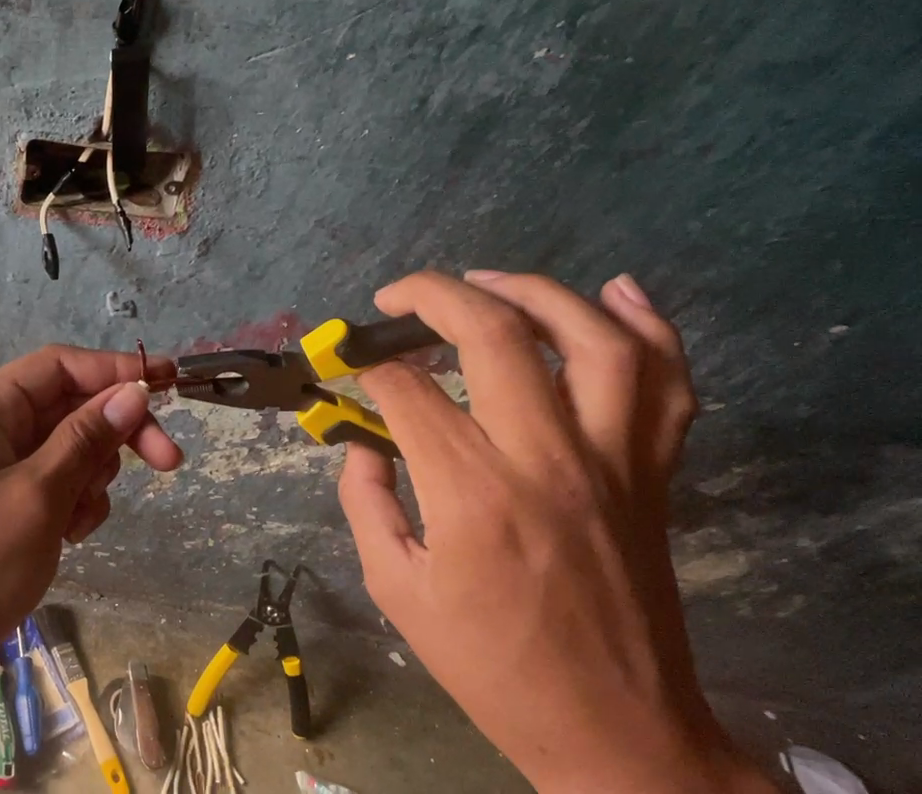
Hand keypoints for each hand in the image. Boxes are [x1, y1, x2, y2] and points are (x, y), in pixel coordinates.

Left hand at [0, 346, 182, 693]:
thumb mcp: (39, 495)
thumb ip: (87, 438)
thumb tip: (134, 391)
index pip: (58, 365)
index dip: (114, 369)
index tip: (171, 382)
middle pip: (69, 405)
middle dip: (115, 432)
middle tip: (169, 463)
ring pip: (69, 447)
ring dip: (92, 477)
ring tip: (78, 520)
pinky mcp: (4, 503)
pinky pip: (56, 483)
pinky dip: (74, 503)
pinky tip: (68, 537)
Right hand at [338, 270, 772, 793]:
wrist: (617, 730)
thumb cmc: (491, 664)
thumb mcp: (396, 589)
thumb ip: (366, 503)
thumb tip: (361, 446)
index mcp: (471, 490)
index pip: (407, 388)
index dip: (363, 363)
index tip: (340, 361)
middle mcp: (547, 457)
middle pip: (494, 335)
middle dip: (431, 295)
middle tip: (395, 299)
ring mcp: (615, 461)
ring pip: (594, 341)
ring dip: (536, 293)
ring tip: (486, 281)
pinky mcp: (654, 475)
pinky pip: (670, 385)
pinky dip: (649, 327)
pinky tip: (615, 293)